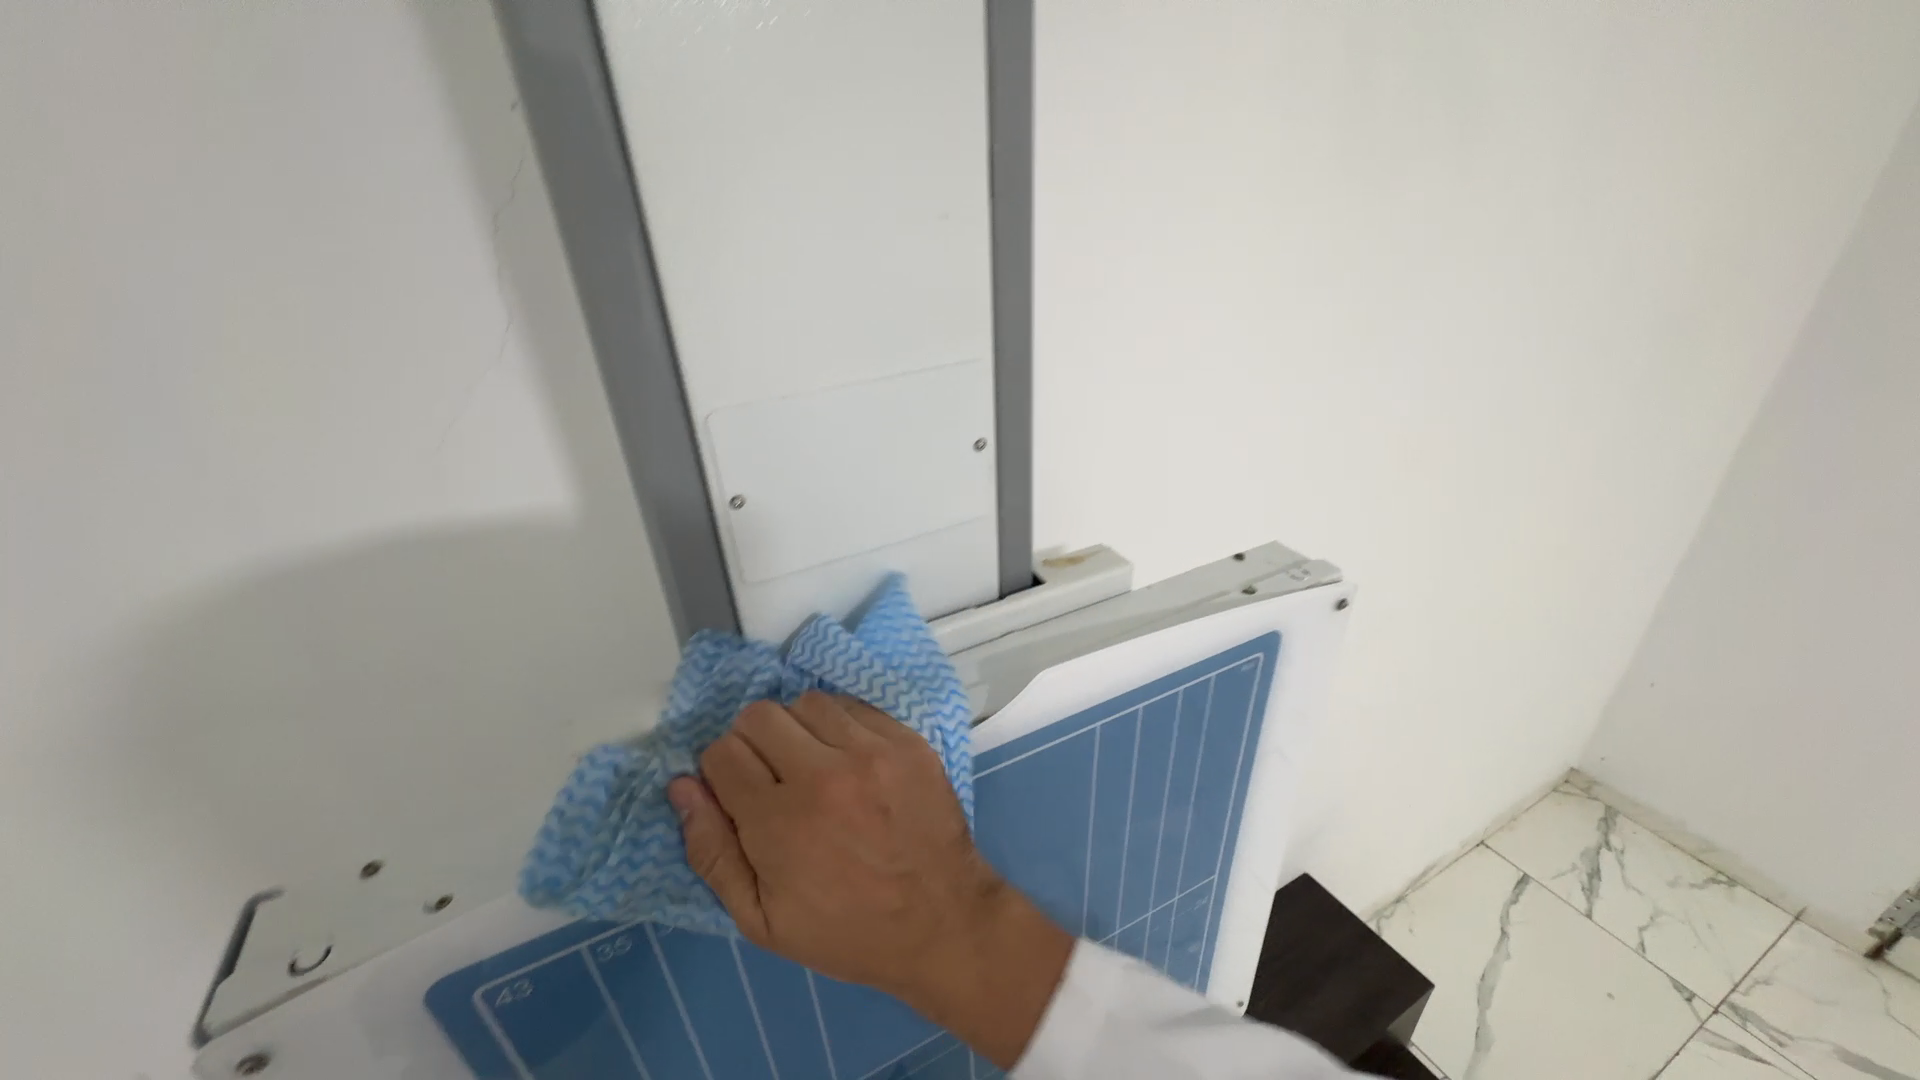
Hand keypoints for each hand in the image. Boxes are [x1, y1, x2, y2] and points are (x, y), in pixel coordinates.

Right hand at [668, 692, 1072, 1067]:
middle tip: (773, 778)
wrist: (941, 922)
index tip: (737, 793)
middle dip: (752, 742)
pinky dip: (841, 726)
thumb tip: (681, 786)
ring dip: (798, 728)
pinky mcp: (908, 741)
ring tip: (813, 765)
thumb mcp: (761, 919)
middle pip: (759, 715)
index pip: (721, 752)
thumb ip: (711, 851)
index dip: (720, 772)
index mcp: (780, 821)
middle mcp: (824, 773)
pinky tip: (849, 761)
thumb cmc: (846, 931)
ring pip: (807, 702)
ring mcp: (872, 752)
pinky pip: (855, 706)